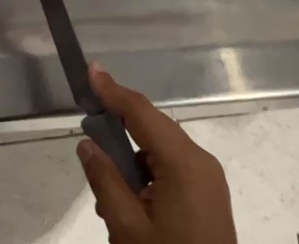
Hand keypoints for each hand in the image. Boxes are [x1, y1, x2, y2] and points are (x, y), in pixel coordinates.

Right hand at [77, 66, 236, 243]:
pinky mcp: (210, 197)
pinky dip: (149, 176)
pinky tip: (131, 206)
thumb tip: (88, 144)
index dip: (114, 91)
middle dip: (120, 130)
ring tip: (111, 201)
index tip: (91, 70)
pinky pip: (173, 170)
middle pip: (154, 129)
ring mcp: (209, 180)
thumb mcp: (127, 228)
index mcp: (184, 163)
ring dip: (133, 161)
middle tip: (89, 135)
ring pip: (162, 151)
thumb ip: (105, 180)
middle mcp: (201, 162)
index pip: (142, 114)